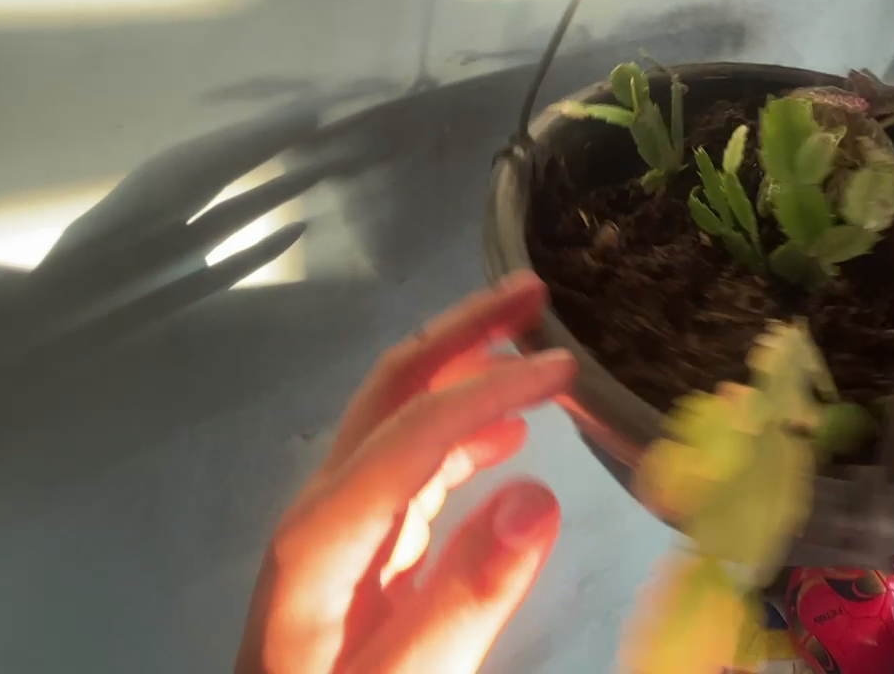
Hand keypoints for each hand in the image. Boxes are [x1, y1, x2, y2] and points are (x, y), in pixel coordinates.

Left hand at [234, 273, 576, 673]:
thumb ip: (464, 602)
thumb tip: (538, 497)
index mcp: (327, 534)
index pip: (417, 428)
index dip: (493, 387)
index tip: (566, 368)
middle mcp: (329, 501)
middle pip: (395, 383)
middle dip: (465, 327)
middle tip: (532, 292)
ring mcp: (344, 513)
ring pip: (405, 405)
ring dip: (469, 361)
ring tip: (533, 340)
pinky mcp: (363, 534)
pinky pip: (418, 452)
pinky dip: (468, 422)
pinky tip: (513, 431)